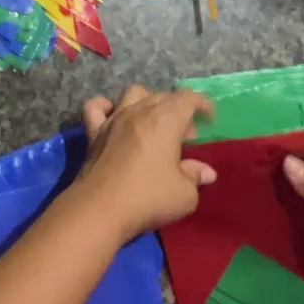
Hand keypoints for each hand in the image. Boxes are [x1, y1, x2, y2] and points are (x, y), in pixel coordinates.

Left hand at [72, 85, 216, 239]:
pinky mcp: (94, 132)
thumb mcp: (185, 194)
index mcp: (165, 120)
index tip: (210, 119)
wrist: (101, 209)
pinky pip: (96, 107)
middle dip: (179, 110)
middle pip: (162, 96)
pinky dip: (106, 107)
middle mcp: (139, 111)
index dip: (202, 104)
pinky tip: (113, 117)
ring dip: (148, 102)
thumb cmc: (148, 198)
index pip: (188, 98)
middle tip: (187, 136)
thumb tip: (206, 171)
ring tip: (155, 124)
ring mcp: (114, 119)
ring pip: (133, 94)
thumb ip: (196, 177)